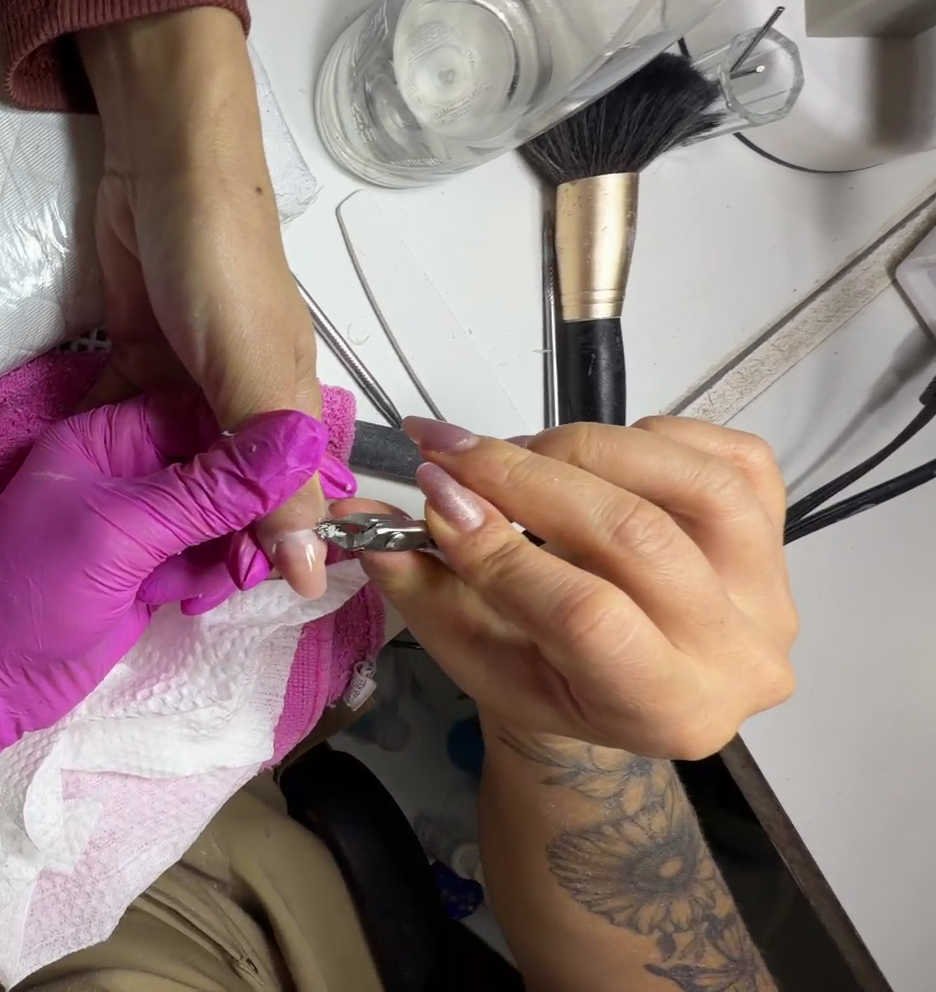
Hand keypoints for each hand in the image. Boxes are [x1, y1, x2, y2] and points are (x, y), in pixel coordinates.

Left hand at [0, 397, 327, 751]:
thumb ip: (209, 490)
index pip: (204, 414)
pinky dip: (213, 574)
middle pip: (221, 465)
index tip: (304, 487)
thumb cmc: (35, 590)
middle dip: (246, 511)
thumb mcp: (122, 532)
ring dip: (231, 549)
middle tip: (252, 558)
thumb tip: (299, 440)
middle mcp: (129, 466)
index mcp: (109, 435)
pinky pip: (207, 551)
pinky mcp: (152, 560)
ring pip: (222, 512)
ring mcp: (142, 516)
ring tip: (214, 585)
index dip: (256, 448)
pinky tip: (192, 601)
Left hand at [78, 8, 329, 598]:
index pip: (280, 504)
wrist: (163, 168)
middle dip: (193, 532)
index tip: (215, 604)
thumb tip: (312, 573)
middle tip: (152, 589)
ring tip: (113, 552)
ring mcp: (183, 376)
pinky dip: (108, 446)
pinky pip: (124, 416)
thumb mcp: (254, 372)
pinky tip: (83, 487)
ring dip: (147, 494)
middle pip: (220, 485)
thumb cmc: (220, 269)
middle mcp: (237, 399)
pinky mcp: (136, 355)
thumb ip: (273, 468)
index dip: (255, 555)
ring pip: (169, 455)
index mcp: (283, 409)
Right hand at [344, 416, 796, 760]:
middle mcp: (738, 655)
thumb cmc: (528, 674)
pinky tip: (589, 458)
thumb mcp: (458, 644)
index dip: (497, 545)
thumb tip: (360, 519)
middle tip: (445, 452)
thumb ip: (412, 580)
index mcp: (657, 705)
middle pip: (634, 536)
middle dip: (520, 477)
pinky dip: (652, 437)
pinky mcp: (783, 539)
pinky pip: (735, 459)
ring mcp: (774, 593)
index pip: (583, 613)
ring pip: (695, 485)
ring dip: (582, 449)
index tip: (428, 491)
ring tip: (514, 453)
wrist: (607, 680)